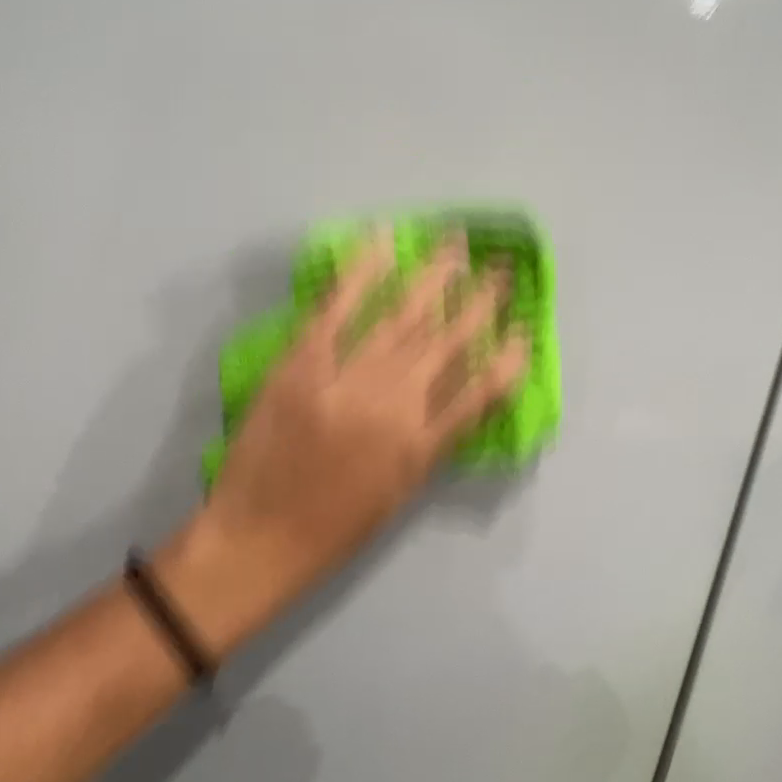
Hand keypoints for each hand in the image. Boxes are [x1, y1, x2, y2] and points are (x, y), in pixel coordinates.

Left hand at [157, 226, 528, 647]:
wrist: (257, 539)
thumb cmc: (332, 530)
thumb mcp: (399, 495)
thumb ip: (429, 445)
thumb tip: (454, 400)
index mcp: (421, 448)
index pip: (478, 392)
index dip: (505, 358)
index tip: (523, 328)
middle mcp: (393, 407)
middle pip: (444, 343)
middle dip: (477, 303)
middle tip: (499, 269)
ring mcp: (346, 381)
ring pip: (400, 319)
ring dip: (432, 278)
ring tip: (457, 245)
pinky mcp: (301, 364)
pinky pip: (336, 311)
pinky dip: (360, 274)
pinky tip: (383, 243)